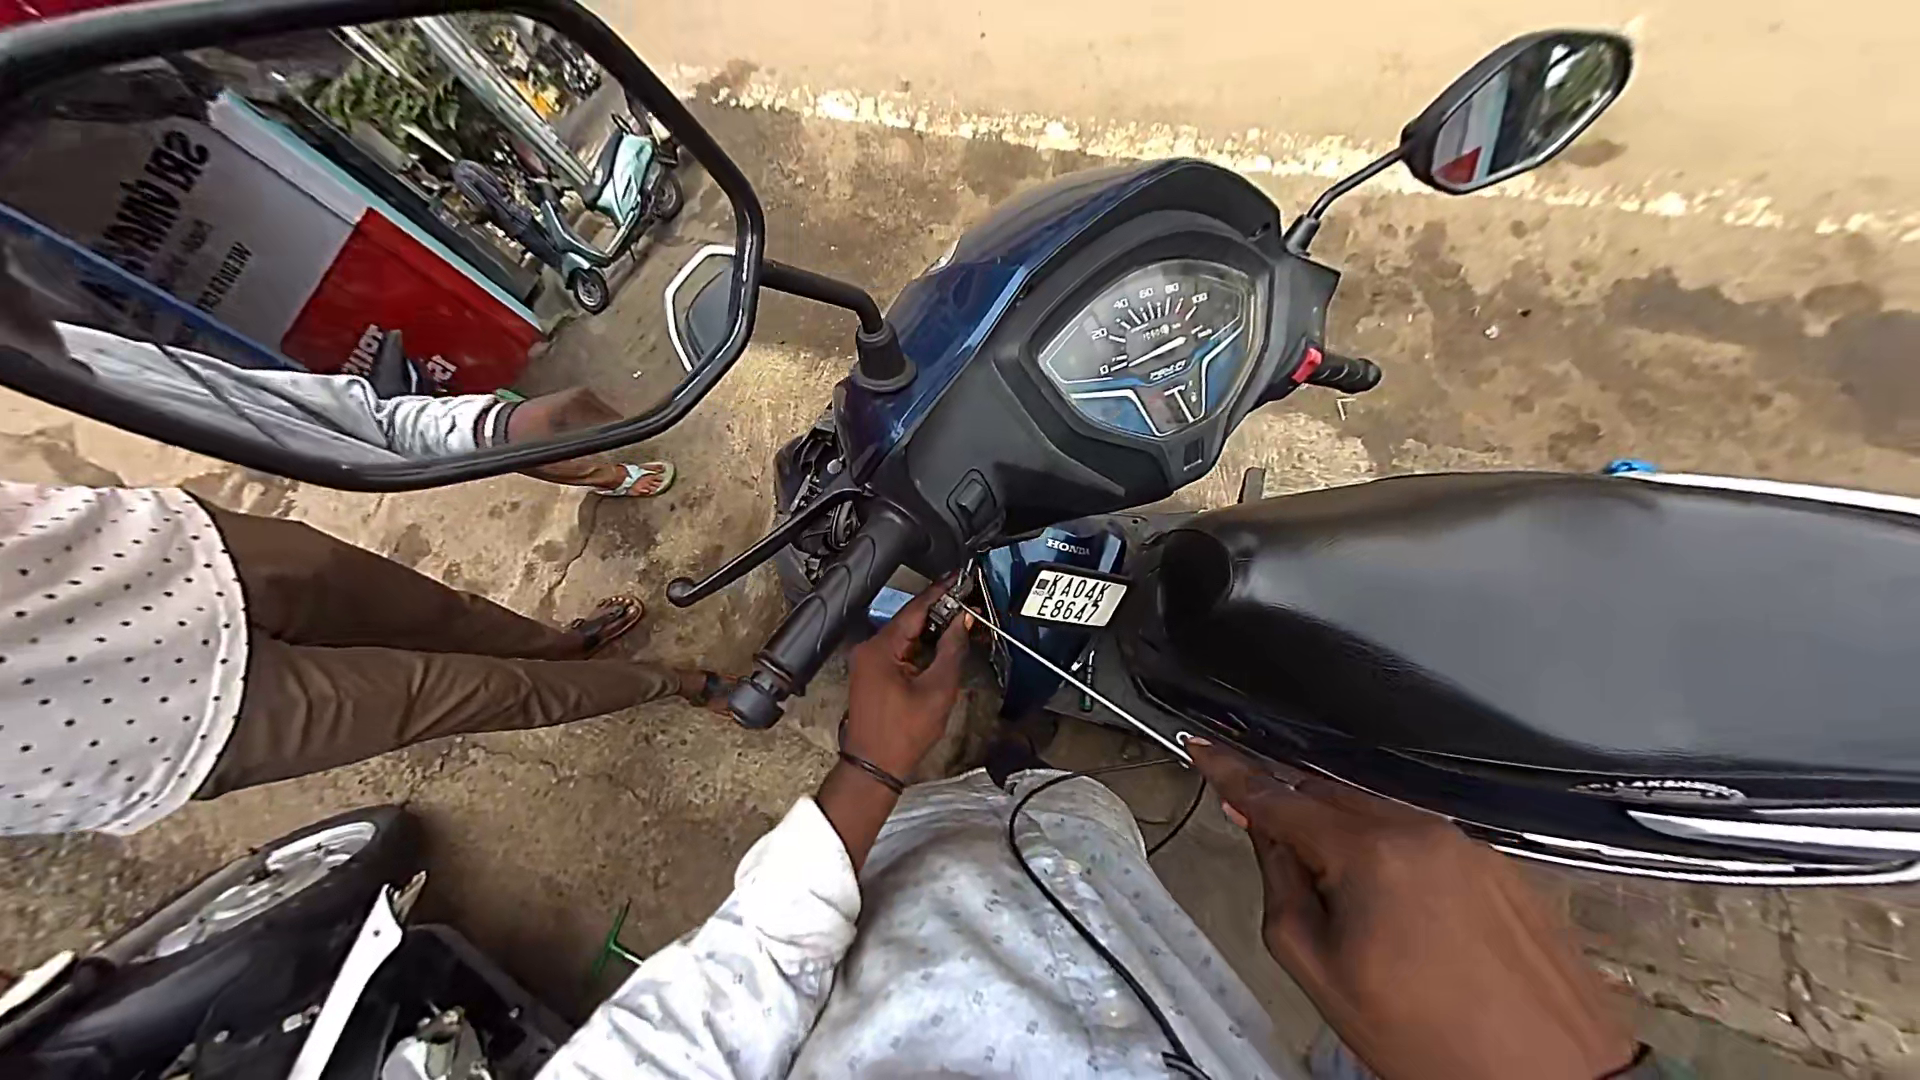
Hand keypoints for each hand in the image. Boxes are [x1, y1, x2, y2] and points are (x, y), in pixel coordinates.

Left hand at [843, 579, 970, 778]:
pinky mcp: (871, 673)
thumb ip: (952, 649)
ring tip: (958, 625)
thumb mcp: (938, 688)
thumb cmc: (902, 734)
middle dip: (939, 612)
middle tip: (965, 605)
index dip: (940, 593)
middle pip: (908, 619)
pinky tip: (939, 647)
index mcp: (880, 648)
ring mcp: (867, 661)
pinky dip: (919, 646)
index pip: (914, 609)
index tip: (957, 581)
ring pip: (904, 634)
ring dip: (930, 630)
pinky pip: (898, 649)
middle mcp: (869, 649)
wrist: (874, 766)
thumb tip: (962, 622)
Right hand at [1188, 740, 1636, 1079]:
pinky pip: (1412, 830)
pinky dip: (1382, 845)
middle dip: (1289, 811)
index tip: (1200, 744)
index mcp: (1367, 853)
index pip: (1275, 796)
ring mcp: (1461, 840)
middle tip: (1277, 849)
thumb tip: (1263, 827)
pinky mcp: (1493, 860)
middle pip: (1320, 792)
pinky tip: (1395, 900)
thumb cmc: (1425, 1041)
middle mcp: (1415, 829)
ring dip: (1336, 830)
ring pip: (1366, 808)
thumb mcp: (1317, 966)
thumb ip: (1277, 881)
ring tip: (1347, 896)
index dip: (1229, 769)